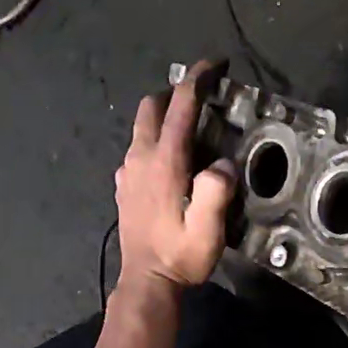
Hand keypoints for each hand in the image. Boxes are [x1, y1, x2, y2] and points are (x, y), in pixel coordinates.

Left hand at [113, 60, 236, 292]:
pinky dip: (154, 142)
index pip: (179, 105)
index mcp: (163, 162)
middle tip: (203, 101)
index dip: (198, 79)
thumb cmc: (180, 257)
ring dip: (164, 118)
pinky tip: (171, 163)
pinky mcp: (123, 186)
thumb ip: (216, 192)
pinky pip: (137, 150)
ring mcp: (126, 172)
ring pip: (141, 127)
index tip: (216, 65)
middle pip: (151, 107)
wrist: (147, 282)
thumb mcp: (208, 231)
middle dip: (176, 94)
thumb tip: (224, 165)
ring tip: (192, 132)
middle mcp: (140, 158)